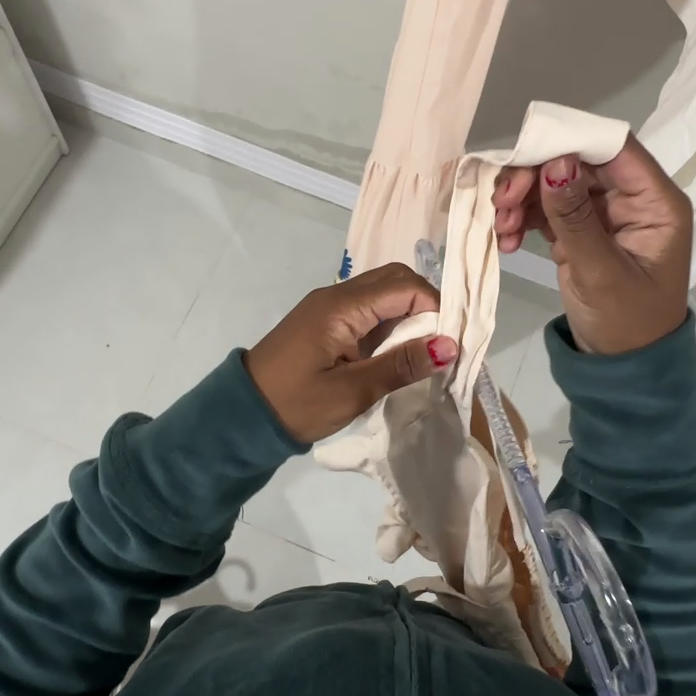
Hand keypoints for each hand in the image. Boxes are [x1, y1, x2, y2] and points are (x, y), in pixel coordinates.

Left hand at [244, 263, 459, 442]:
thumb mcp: (353, 391)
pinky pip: (367, 310)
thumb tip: (449, 345)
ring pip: (382, 293)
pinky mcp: (325, 323)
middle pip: (394, 279)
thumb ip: (401, 365)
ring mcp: (328, 307)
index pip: (404, 285)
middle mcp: (336, 296)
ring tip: (425, 351)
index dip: (435, 307)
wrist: (243, 415)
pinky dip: (389, 324)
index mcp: (341, 306)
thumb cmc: (297, 405)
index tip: (451, 342)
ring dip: (408, 314)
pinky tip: (398, 353)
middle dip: (425, 304)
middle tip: (442, 344)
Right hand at [492, 134, 691, 354]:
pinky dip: (522, 219)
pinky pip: (546, 210)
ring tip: (501, 228)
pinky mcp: (580, 231)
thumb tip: (556, 162)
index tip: (524, 156)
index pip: (614, 148)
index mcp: (655, 202)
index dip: (569, 141)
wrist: (623, 368)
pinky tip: (506, 241)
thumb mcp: (601, 272)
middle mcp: (631, 199)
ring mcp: (603, 215)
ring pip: (555, 183)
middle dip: (535, 177)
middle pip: (576, 162)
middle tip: (502, 202)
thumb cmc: (627, 323)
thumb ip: (576, 218)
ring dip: (522, 200)